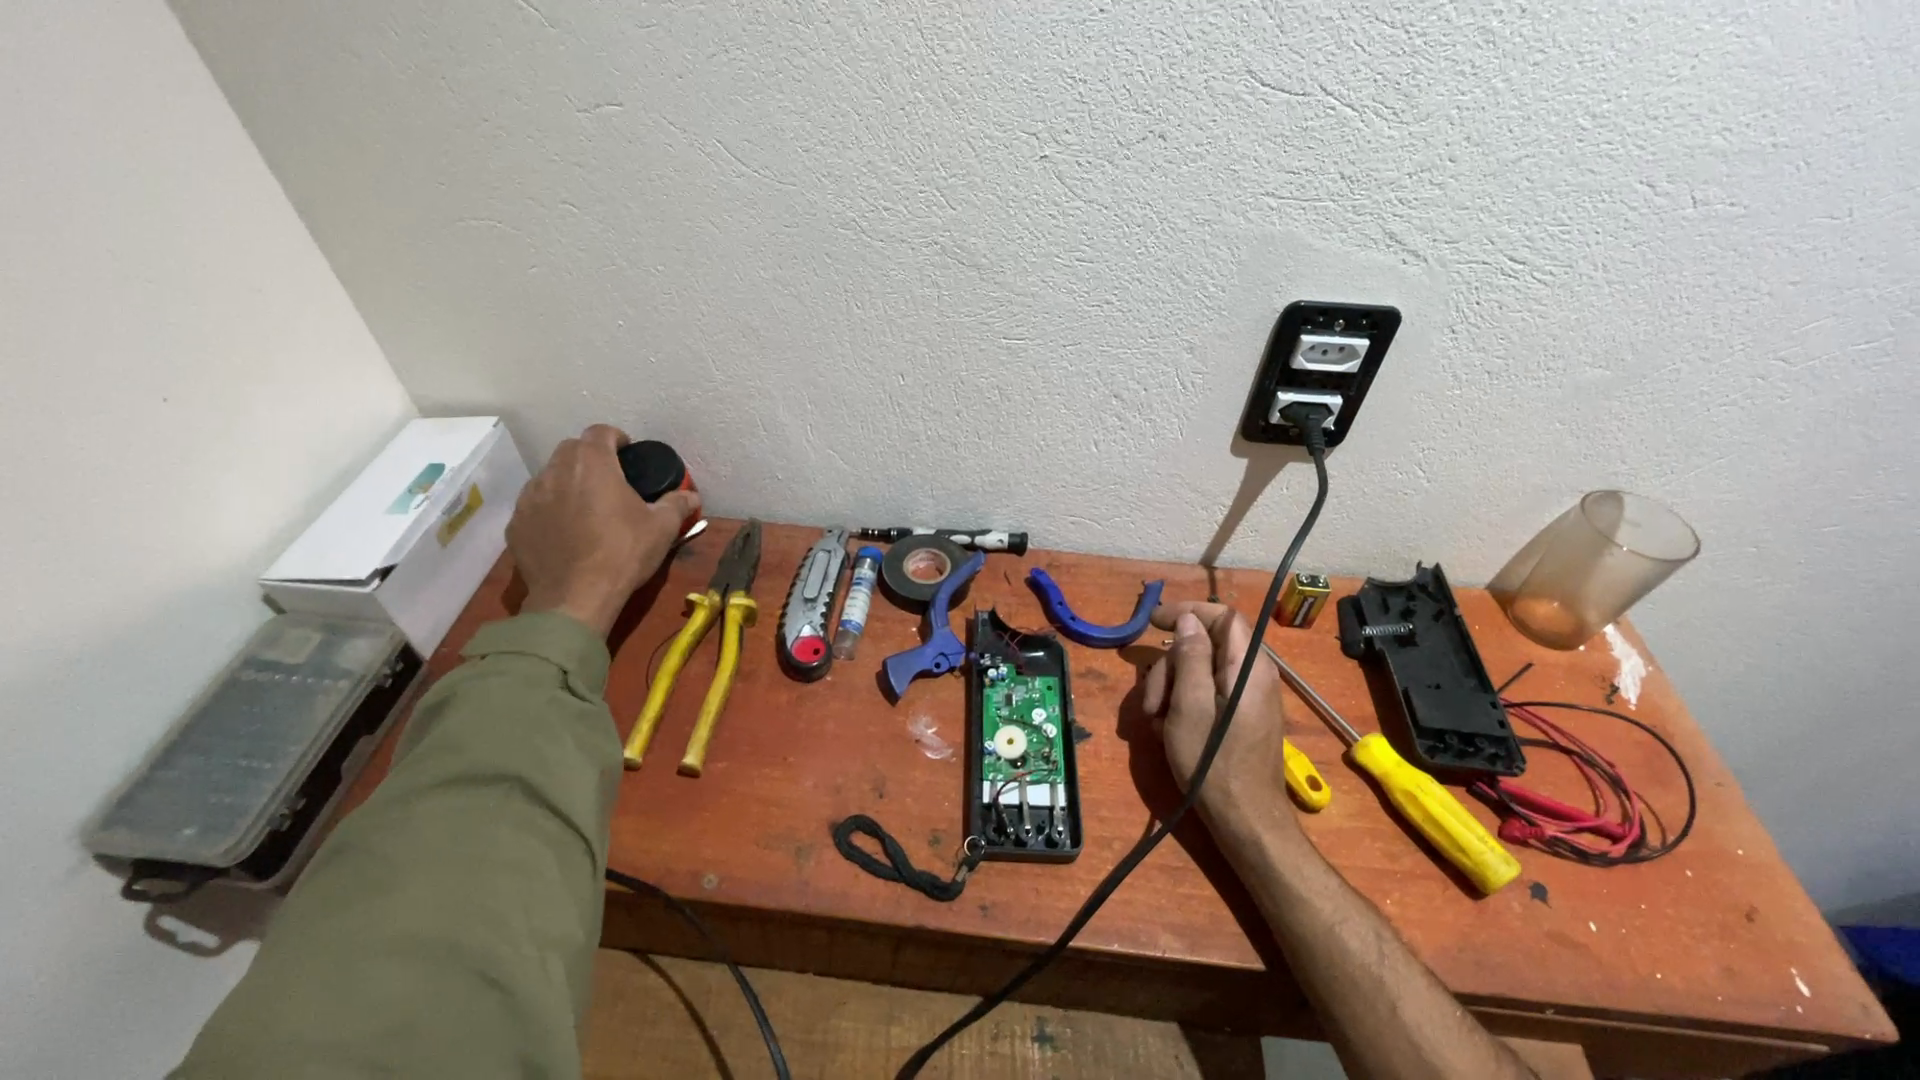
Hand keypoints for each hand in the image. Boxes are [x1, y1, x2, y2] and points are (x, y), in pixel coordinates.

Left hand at [508, 424, 699, 636]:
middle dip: (590, 458)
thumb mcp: (662, 529)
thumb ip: (677, 504)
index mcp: (592, 463)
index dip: (617, 439)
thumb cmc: (623, 554)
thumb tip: (692, 496)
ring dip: (568, 483)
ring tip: (586, 507)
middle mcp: (555, 471)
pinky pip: (535, 506)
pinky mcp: (516, 524)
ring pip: (549, 476)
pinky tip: (565, 533)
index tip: (629, 454)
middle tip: (610, 481)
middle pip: (571, 449)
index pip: (601, 432)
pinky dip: (549, 510)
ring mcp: (529, 497)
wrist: (573, 598)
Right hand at [1141, 601, 1296, 829]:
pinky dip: (1183, 706)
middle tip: (1150, 701)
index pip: (1222, 616)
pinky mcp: (1241, 717)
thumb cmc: (1213, 762)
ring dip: (1170, 690)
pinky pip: (1207, 695)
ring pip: (1200, 672)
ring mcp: (1248, 698)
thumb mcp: (1189, 706)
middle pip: (1205, 646)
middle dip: (1170, 666)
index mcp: (1247, 667)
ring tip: (1156, 723)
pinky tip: (1169, 731)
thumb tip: (1188, 621)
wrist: (1245, 819)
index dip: (1187, 611)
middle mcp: (1253, 675)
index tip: (1152, 622)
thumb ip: (1190, 657)